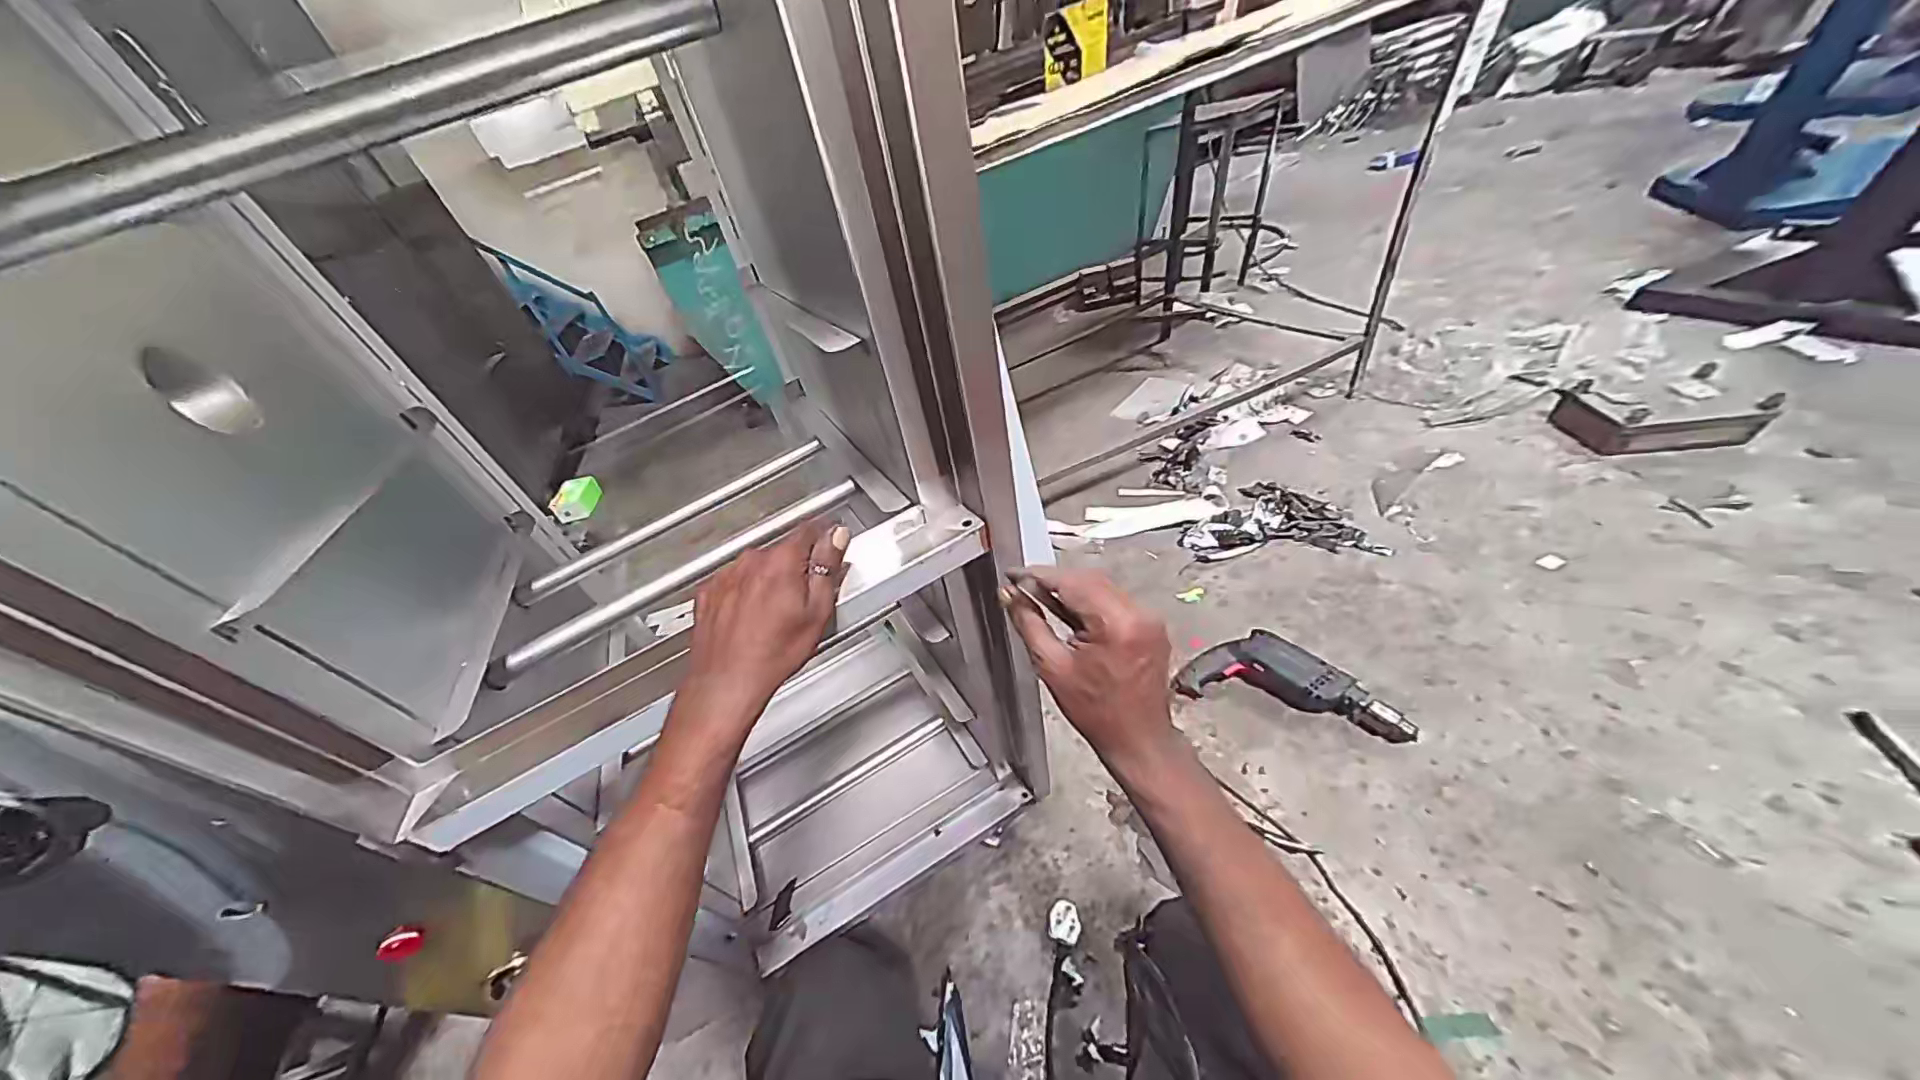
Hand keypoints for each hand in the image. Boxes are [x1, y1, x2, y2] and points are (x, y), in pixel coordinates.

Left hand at [675, 519, 851, 735]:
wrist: (727, 681)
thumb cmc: (770, 655)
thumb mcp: (817, 611)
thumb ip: (828, 567)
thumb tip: (836, 539)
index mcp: (781, 562)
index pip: (809, 529)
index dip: (825, 535)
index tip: (831, 543)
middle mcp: (751, 562)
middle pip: (784, 549)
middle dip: (798, 566)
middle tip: (807, 596)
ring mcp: (727, 576)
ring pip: (759, 565)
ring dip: (771, 579)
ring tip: (779, 613)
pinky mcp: (710, 591)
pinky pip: (736, 581)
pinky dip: (747, 591)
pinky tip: (755, 617)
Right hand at [999, 566, 1180, 771]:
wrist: (1137, 739)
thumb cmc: (1099, 713)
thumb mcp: (1052, 667)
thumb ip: (1029, 624)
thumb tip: (1012, 596)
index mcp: (1117, 624)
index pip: (1071, 582)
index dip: (1038, 576)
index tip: (1015, 575)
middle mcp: (1139, 615)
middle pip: (1087, 579)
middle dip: (1053, 580)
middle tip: (1022, 586)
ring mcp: (1149, 619)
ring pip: (1100, 587)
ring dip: (1070, 589)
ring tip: (1040, 598)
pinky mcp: (1150, 625)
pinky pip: (1114, 600)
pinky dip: (1088, 601)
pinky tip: (1068, 610)